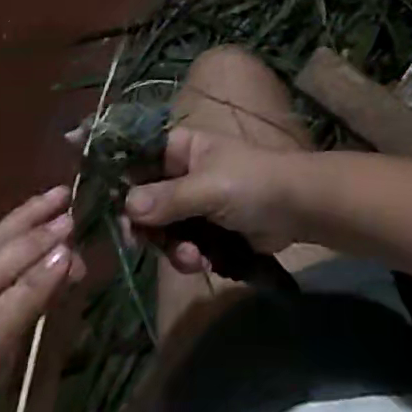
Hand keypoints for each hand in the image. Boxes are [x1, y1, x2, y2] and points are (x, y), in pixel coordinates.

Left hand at [0, 186, 85, 411]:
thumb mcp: (14, 392)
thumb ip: (40, 335)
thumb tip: (70, 273)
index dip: (29, 290)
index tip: (68, 256)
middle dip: (25, 248)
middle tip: (69, 222)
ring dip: (20, 223)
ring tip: (60, 197)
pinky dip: (10, 225)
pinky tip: (37, 206)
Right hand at [124, 128, 304, 273]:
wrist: (297, 208)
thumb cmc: (252, 183)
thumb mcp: (208, 187)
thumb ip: (167, 198)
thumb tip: (126, 207)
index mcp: (181, 148)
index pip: (139, 159)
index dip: (124, 183)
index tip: (114, 210)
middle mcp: (182, 172)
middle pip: (145, 200)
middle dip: (149, 226)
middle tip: (144, 244)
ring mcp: (195, 202)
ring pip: (163, 228)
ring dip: (173, 247)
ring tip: (192, 257)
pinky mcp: (207, 229)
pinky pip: (183, 244)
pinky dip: (189, 256)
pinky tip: (203, 262)